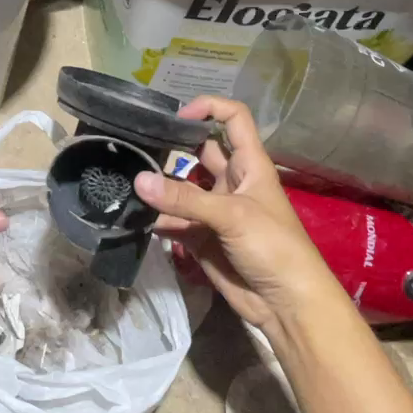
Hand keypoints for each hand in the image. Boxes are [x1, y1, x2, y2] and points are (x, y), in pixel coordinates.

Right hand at [134, 96, 342, 334]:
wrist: (286, 305)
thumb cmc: (274, 247)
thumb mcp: (232, 215)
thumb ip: (184, 198)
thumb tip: (138, 180)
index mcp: (249, 164)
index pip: (234, 119)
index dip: (209, 108)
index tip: (177, 116)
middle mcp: (230, 181)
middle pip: (199, 150)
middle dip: (173, 145)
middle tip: (137, 143)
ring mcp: (213, 209)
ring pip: (181, 186)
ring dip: (159, 184)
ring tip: (125, 177)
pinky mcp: (200, 237)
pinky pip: (172, 220)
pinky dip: (154, 218)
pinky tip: (132, 215)